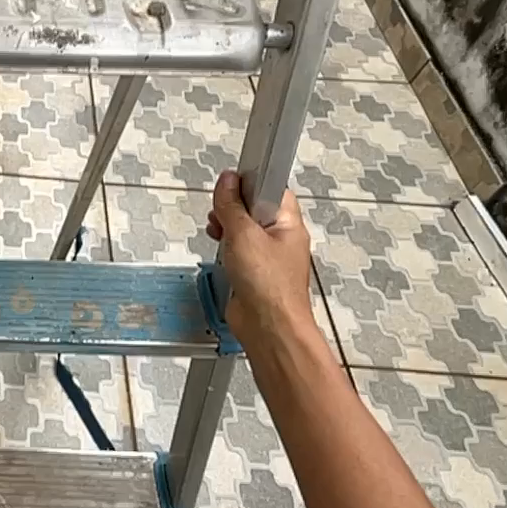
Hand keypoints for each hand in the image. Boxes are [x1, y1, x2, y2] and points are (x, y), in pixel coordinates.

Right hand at [205, 169, 315, 345]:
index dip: (250, 183)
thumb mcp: (243, 234)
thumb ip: (231, 206)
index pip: (271, 189)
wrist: (267, 326)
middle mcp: (281, 238)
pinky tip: (219, 250)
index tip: (230, 185)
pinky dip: (225, 246)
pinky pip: (238, 249)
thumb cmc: (267, 285)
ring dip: (227, 227)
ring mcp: (268, 256)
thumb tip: (227, 181)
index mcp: (288, 223)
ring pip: (244, 229)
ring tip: (217, 231)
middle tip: (221, 211)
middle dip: (233, 207)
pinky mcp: (254, 272)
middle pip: (255, 208)